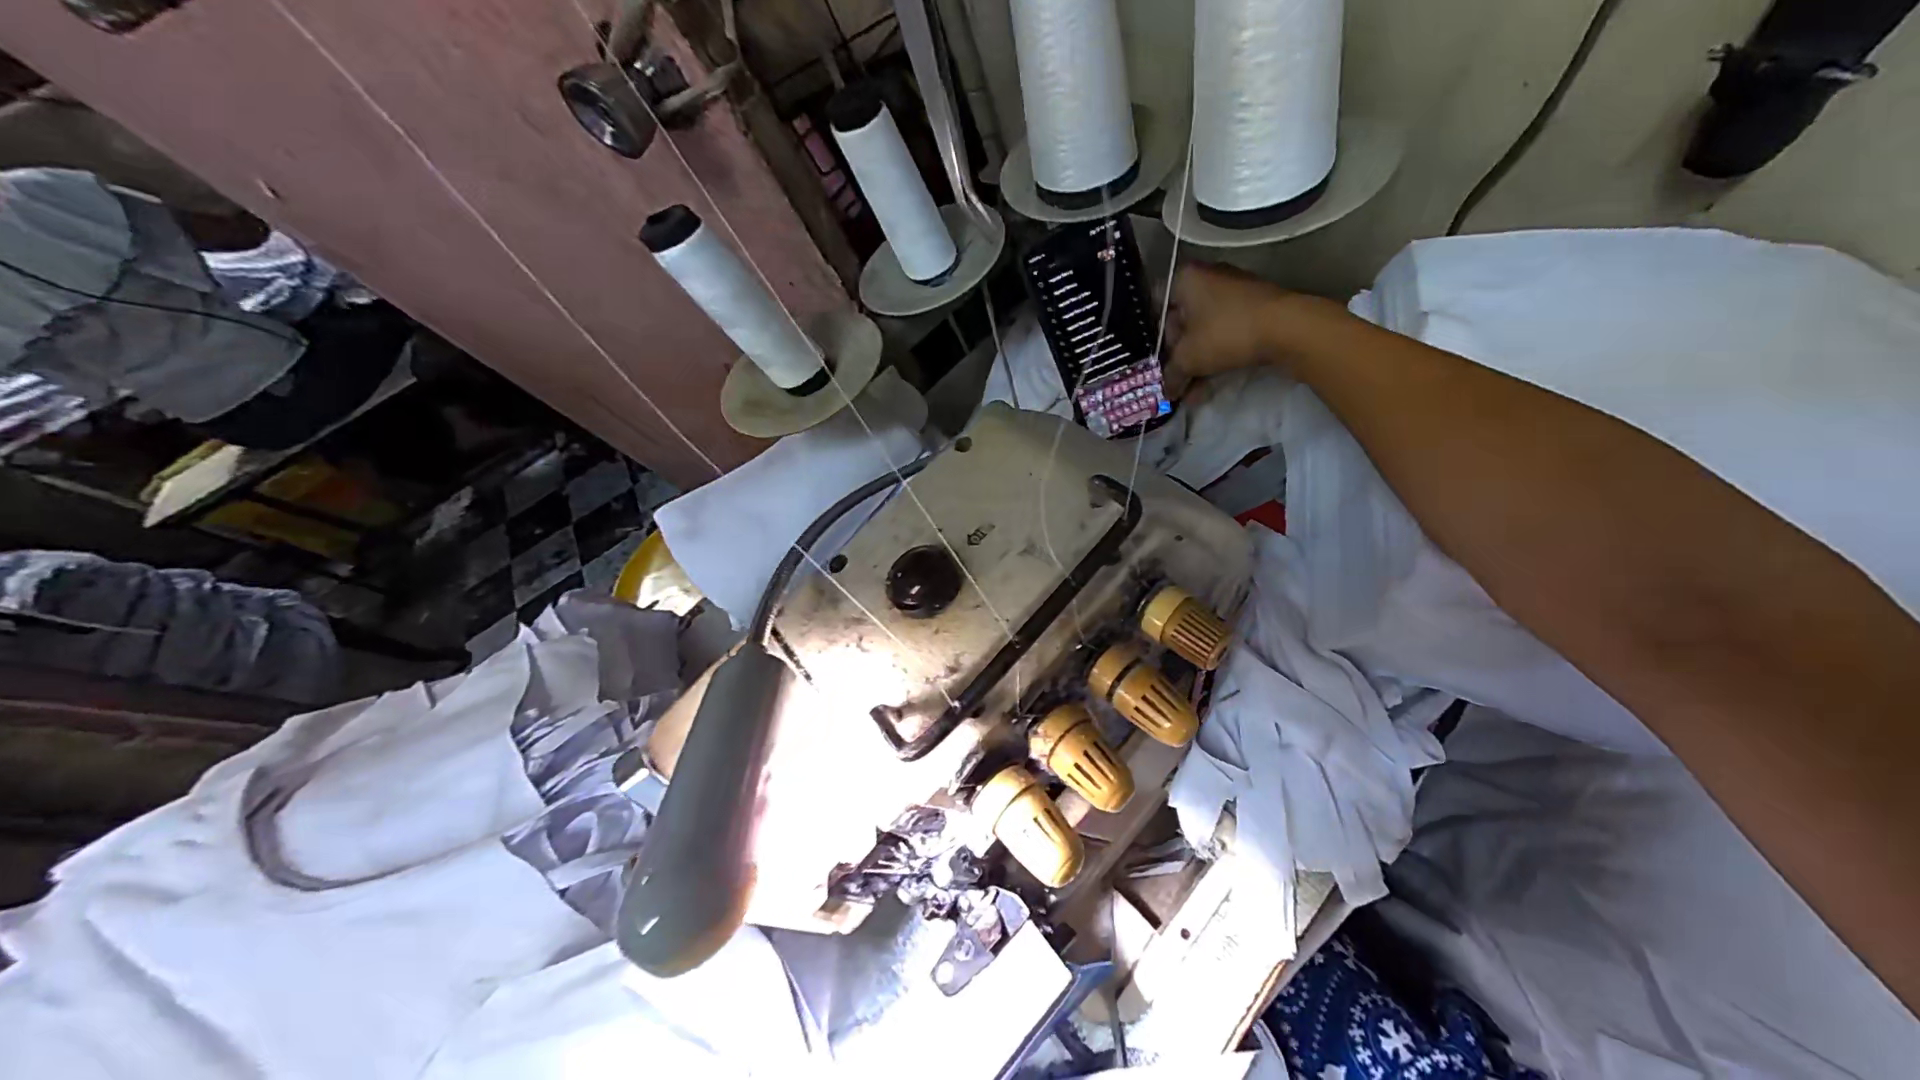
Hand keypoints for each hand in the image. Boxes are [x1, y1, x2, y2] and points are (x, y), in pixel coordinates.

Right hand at [1162, 262, 1331, 395]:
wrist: (1288, 328)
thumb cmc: (1226, 333)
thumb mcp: (1188, 359)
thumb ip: (1170, 375)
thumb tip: (1165, 392)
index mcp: (1186, 278)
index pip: (1155, 305)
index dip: (1151, 336)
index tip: (1152, 359)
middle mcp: (1208, 277)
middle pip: (1181, 320)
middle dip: (1176, 356)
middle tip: (1173, 381)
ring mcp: (1234, 291)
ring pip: (1204, 330)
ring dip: (1196, 362)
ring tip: (1191, 393)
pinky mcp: (1254, 307)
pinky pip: (1225, 331)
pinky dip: (1216, 355)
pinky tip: (1209, 384)